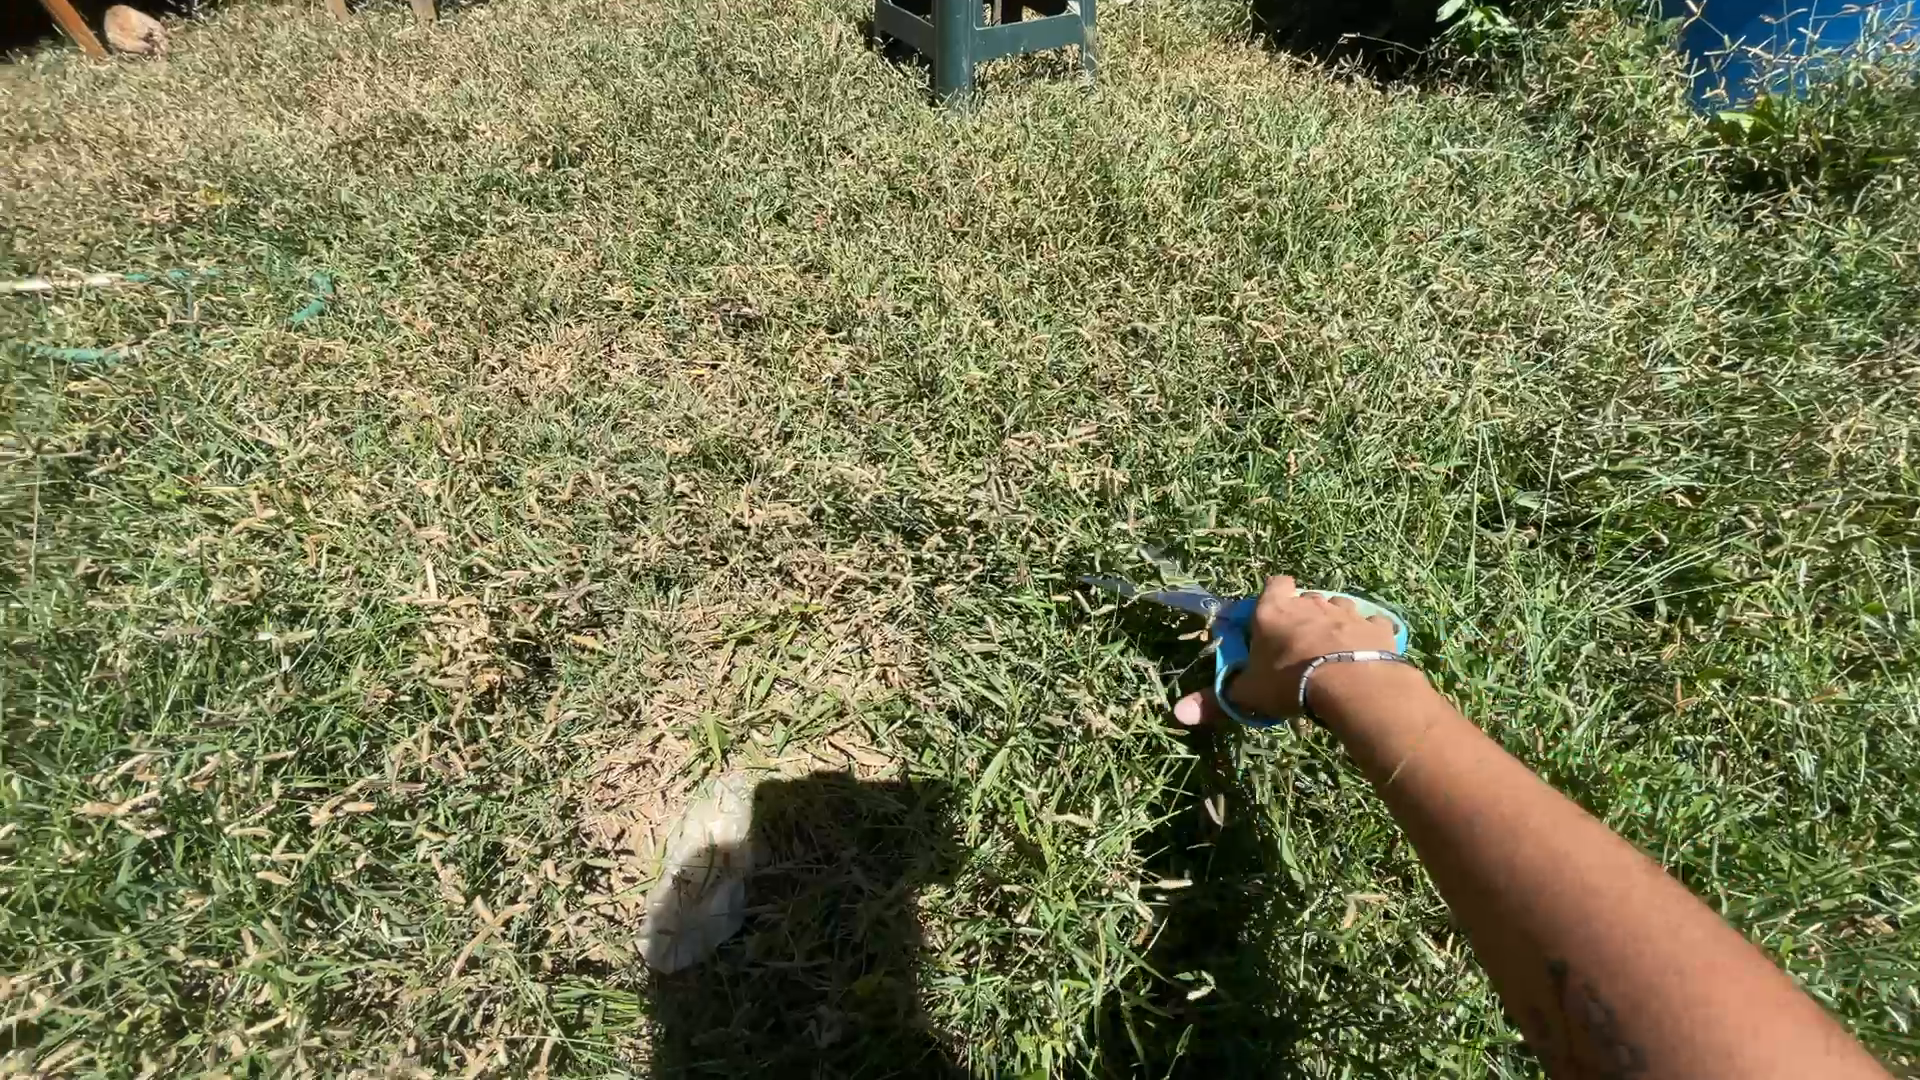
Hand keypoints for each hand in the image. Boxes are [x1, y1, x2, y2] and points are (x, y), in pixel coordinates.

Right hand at [1173, 575, 1399, 725]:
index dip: (1275, 595)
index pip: (1275, 584)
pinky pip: (1373, 624)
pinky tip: (1365, 653)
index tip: (1273, 613)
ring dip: (1336, 622)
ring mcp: (1347, 612)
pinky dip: (1368, 635)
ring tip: (1332, 648)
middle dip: (1304, 612)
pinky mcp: (1378, 627)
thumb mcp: (1248, 693)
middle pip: (1306, 597)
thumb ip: (1216, 701)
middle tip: (1299, 640)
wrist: (1352, 684)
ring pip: (1340, 606)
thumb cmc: (1290, 682)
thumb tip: (1178, 713)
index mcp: (1273, 612)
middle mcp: (1310, 603)